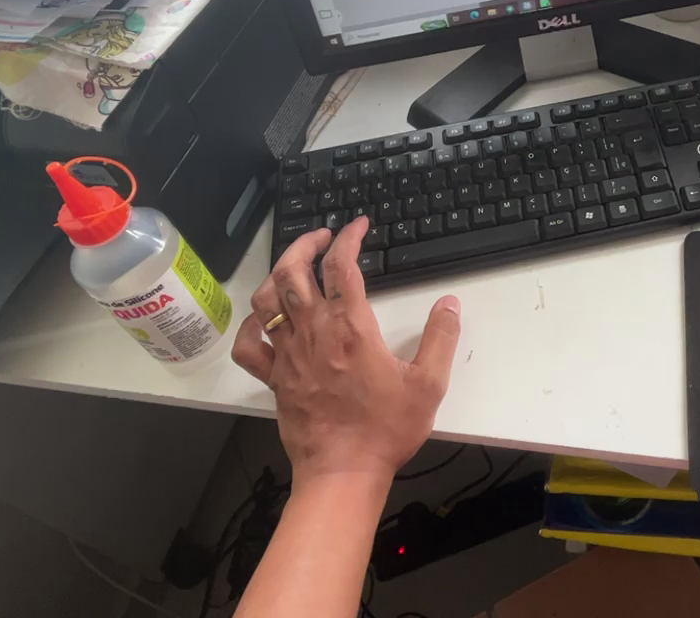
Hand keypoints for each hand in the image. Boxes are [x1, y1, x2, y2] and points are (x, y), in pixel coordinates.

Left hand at [233, 216, 460, 481]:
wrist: (343, 474)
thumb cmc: (385, 429)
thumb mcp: (429, 383)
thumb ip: (442, 337)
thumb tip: (450, 304)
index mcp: (351, 327)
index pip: (343, 266)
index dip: (349, 237)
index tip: (358, 225)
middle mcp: (314, 333)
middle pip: (293, 272)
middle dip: (305, 244)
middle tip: (322, 236)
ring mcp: (289, 356)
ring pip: (266, 300)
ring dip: (277, 274)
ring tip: (294, 266)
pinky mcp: (275, 380)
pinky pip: (249, 347)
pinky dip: (251, 326)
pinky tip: (263, 320)